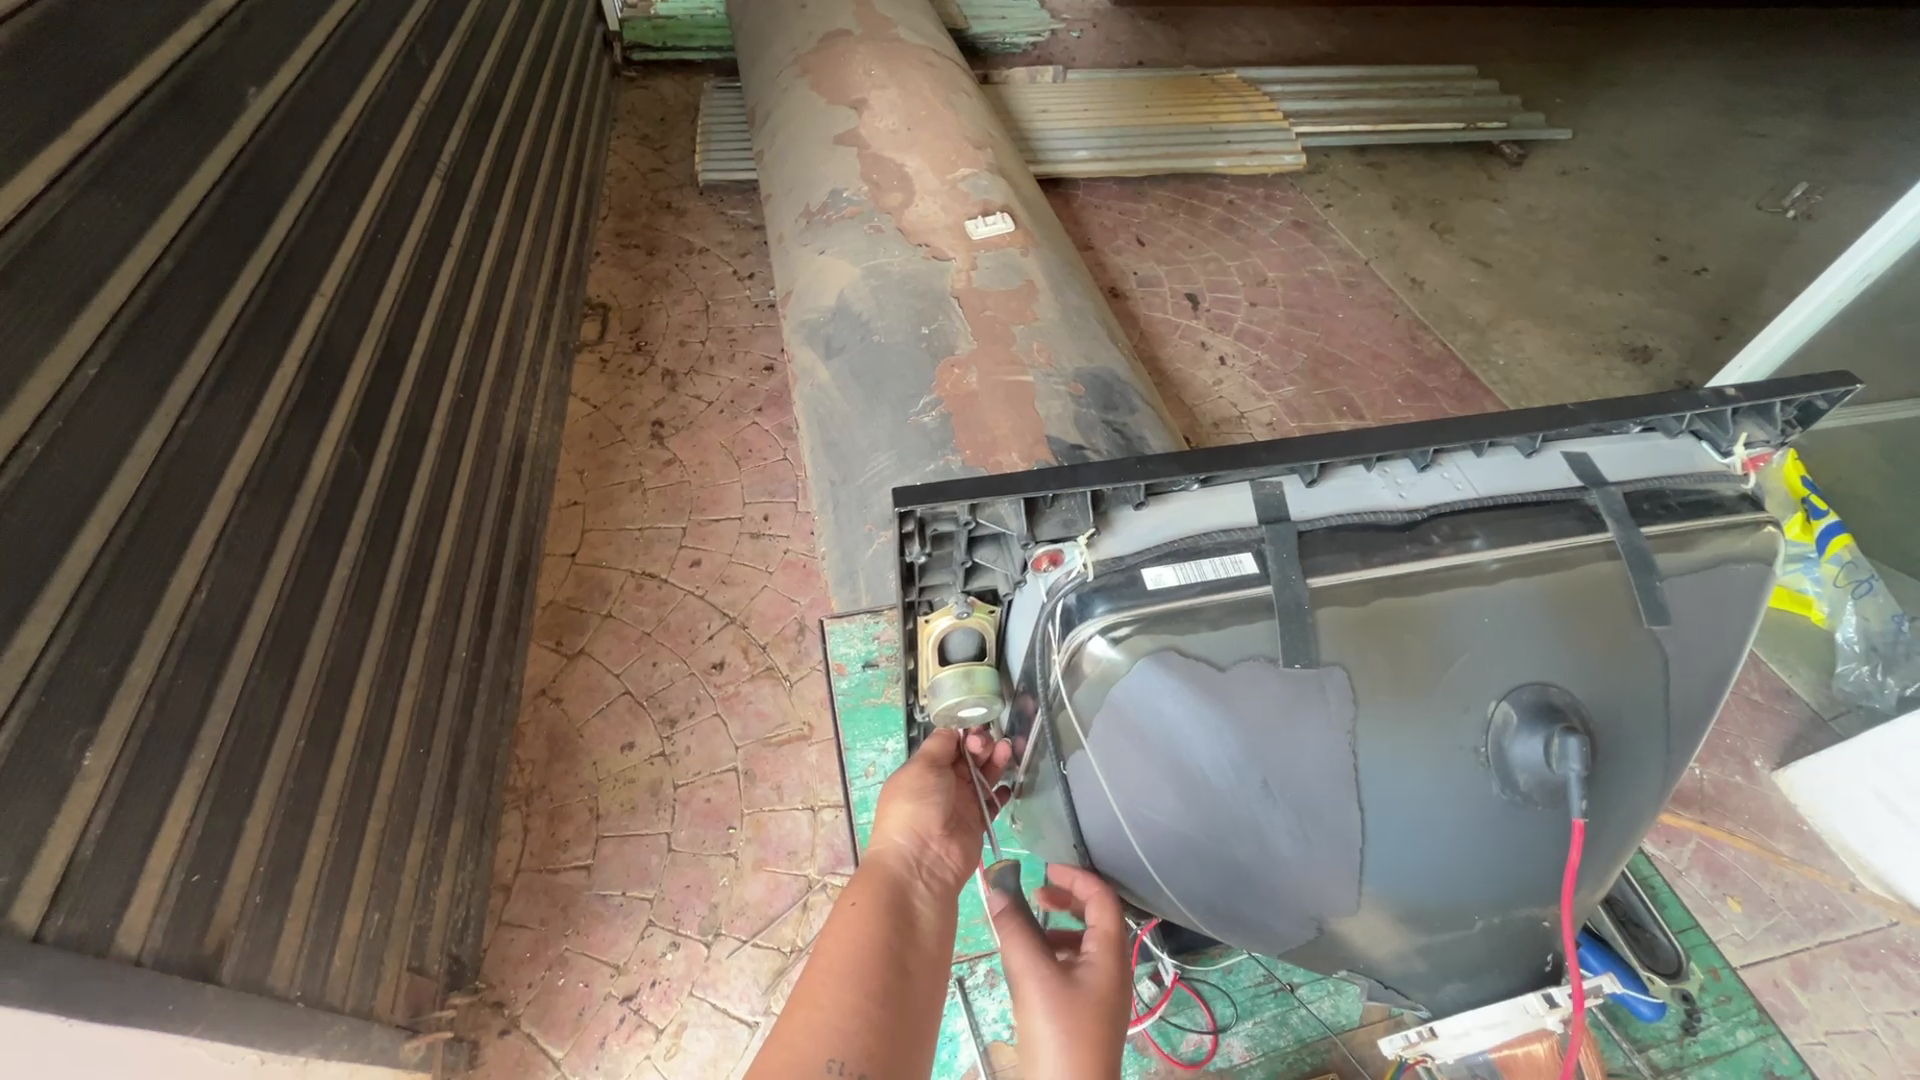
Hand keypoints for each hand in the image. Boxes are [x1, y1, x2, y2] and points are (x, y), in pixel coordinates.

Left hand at [866, 727, 1011, 896]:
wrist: (922, 863)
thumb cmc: (916, 807)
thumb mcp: (922, 767)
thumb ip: (940, 745)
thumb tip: (952, 729)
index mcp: (924, 769)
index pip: (948, 744)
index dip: (964, 733)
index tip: (977, 727)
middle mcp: (942, 784)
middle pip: (968, 758)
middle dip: (981, 745)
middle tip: (989, 744)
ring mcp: (961, 804)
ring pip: (982, 777)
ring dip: (995, 762)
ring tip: (1006, 751)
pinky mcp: (977, 823)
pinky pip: (992, 803)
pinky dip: (1001, 793)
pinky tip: (1008, 785)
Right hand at [990, 864, 1131, 1078]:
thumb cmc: (1058, 1034)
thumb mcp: (1032, 976)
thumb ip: (1015, 928)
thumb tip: (997, 888)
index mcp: (1110, 955)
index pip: (1103, 897)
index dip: (1075, 877)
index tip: (1043, 869)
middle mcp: (1113, 971)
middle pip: (1097, 919)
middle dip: (1066, 901)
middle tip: (1036, 896)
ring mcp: (1103, 996)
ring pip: (1085, 945)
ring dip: (1057, 928)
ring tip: (1026, 933)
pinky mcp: (1088, 1015)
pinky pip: (1076, 969)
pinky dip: (1054, 955)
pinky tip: (1030, 968)